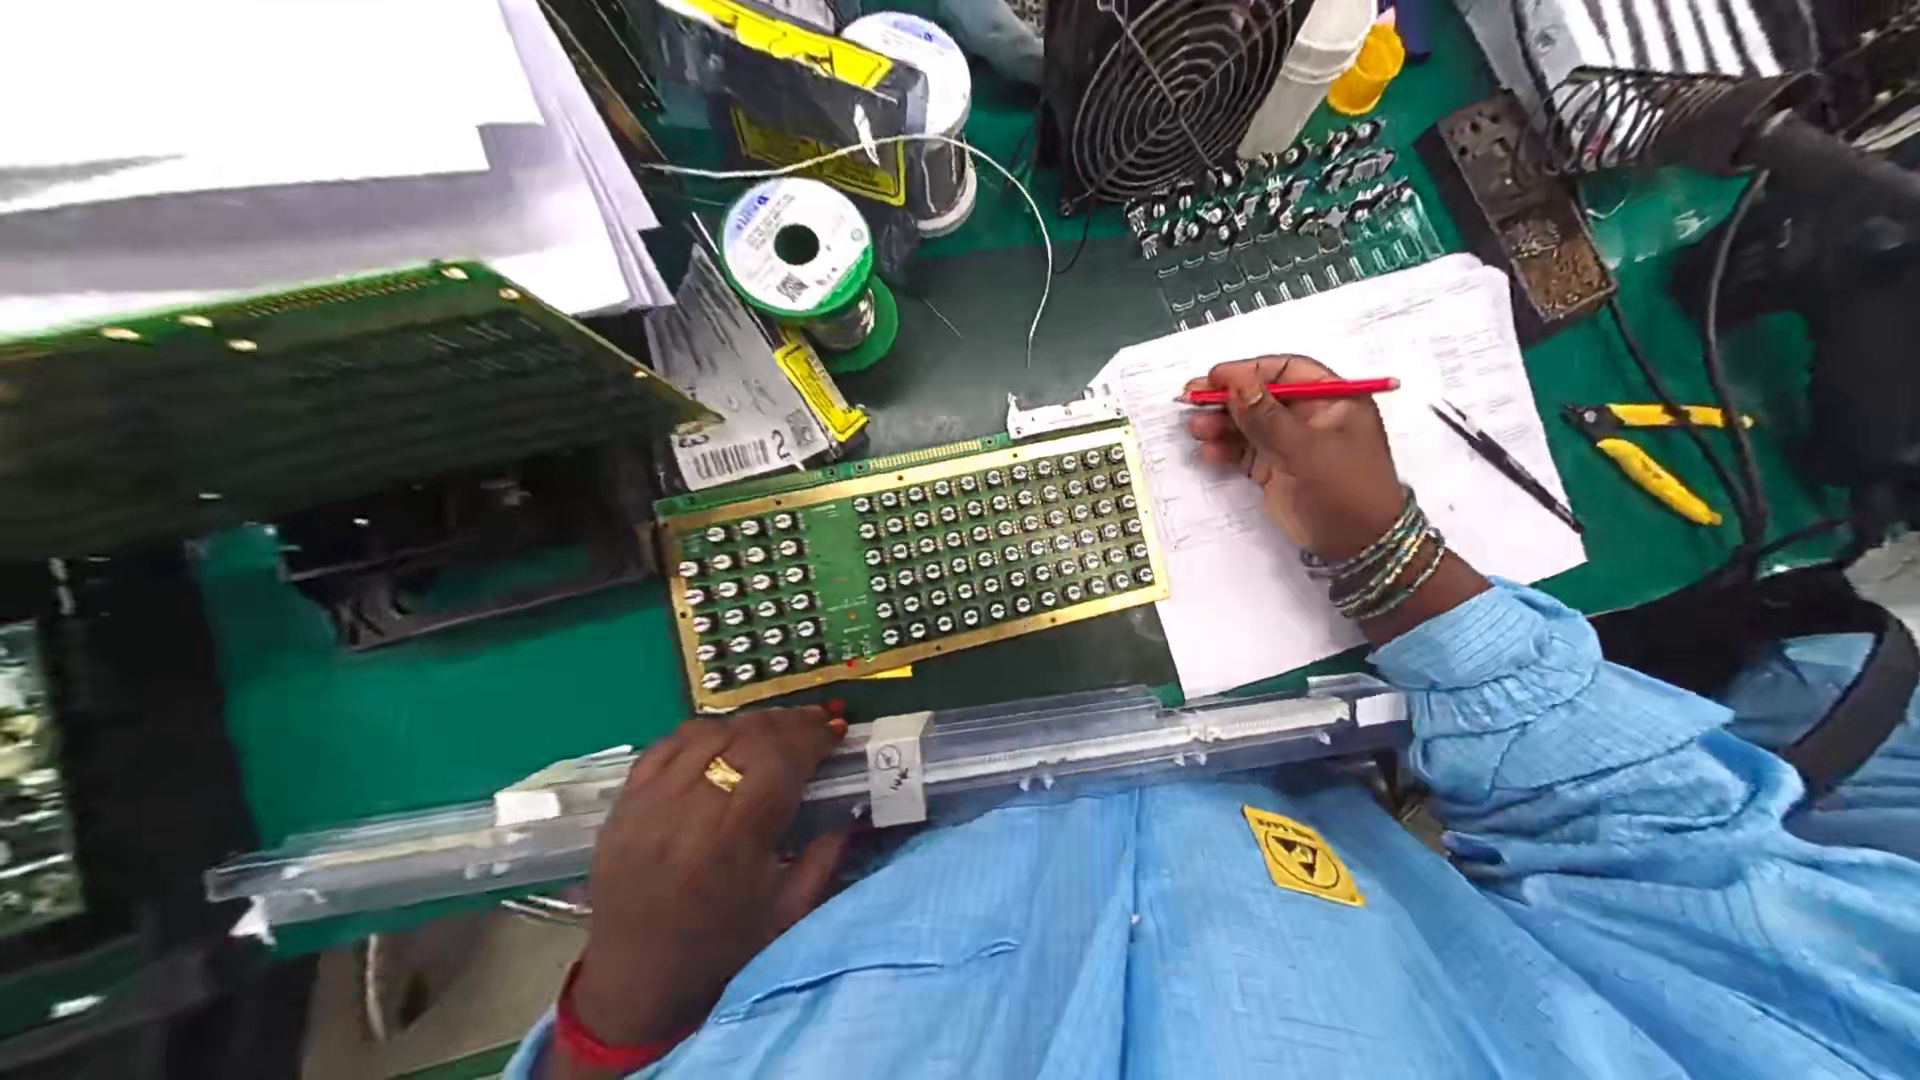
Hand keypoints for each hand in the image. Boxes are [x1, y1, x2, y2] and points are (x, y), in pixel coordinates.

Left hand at [568, 707, 848, 1052]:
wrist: (635, 982)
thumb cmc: (721, 948)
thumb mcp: (789, 912)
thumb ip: (827, 855)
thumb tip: (852, 805)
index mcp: (731, 843)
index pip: (777, 760)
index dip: (811, 736)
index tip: (835, 730)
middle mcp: (686, 813)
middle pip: (745, 738)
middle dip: (789, 722)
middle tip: (815, 722)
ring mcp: (648, 802)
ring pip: (708, 732)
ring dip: (750, 723)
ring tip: (775, 730)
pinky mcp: (624, 801)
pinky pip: (668, 742)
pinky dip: (704, 731)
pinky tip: (726, 738)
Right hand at [1185, 355, 1403, 560]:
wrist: (1356, 544)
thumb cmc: (1344, 488)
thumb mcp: (1306, 448)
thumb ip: (1267, 416)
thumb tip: (1237, 383)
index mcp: (1331, 400)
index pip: (1287, 371)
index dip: (1250, 371)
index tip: (1215, 377)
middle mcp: (1309, 417)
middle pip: (1260, 396)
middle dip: (1226, 398)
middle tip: (1192, 399)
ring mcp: (1289, 444)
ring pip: (1247, 424)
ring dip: (1219, 424)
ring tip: (1195, 428)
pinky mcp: (1274, 468)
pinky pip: (1243, 451)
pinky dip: (1223, 449)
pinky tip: (1206, 451)